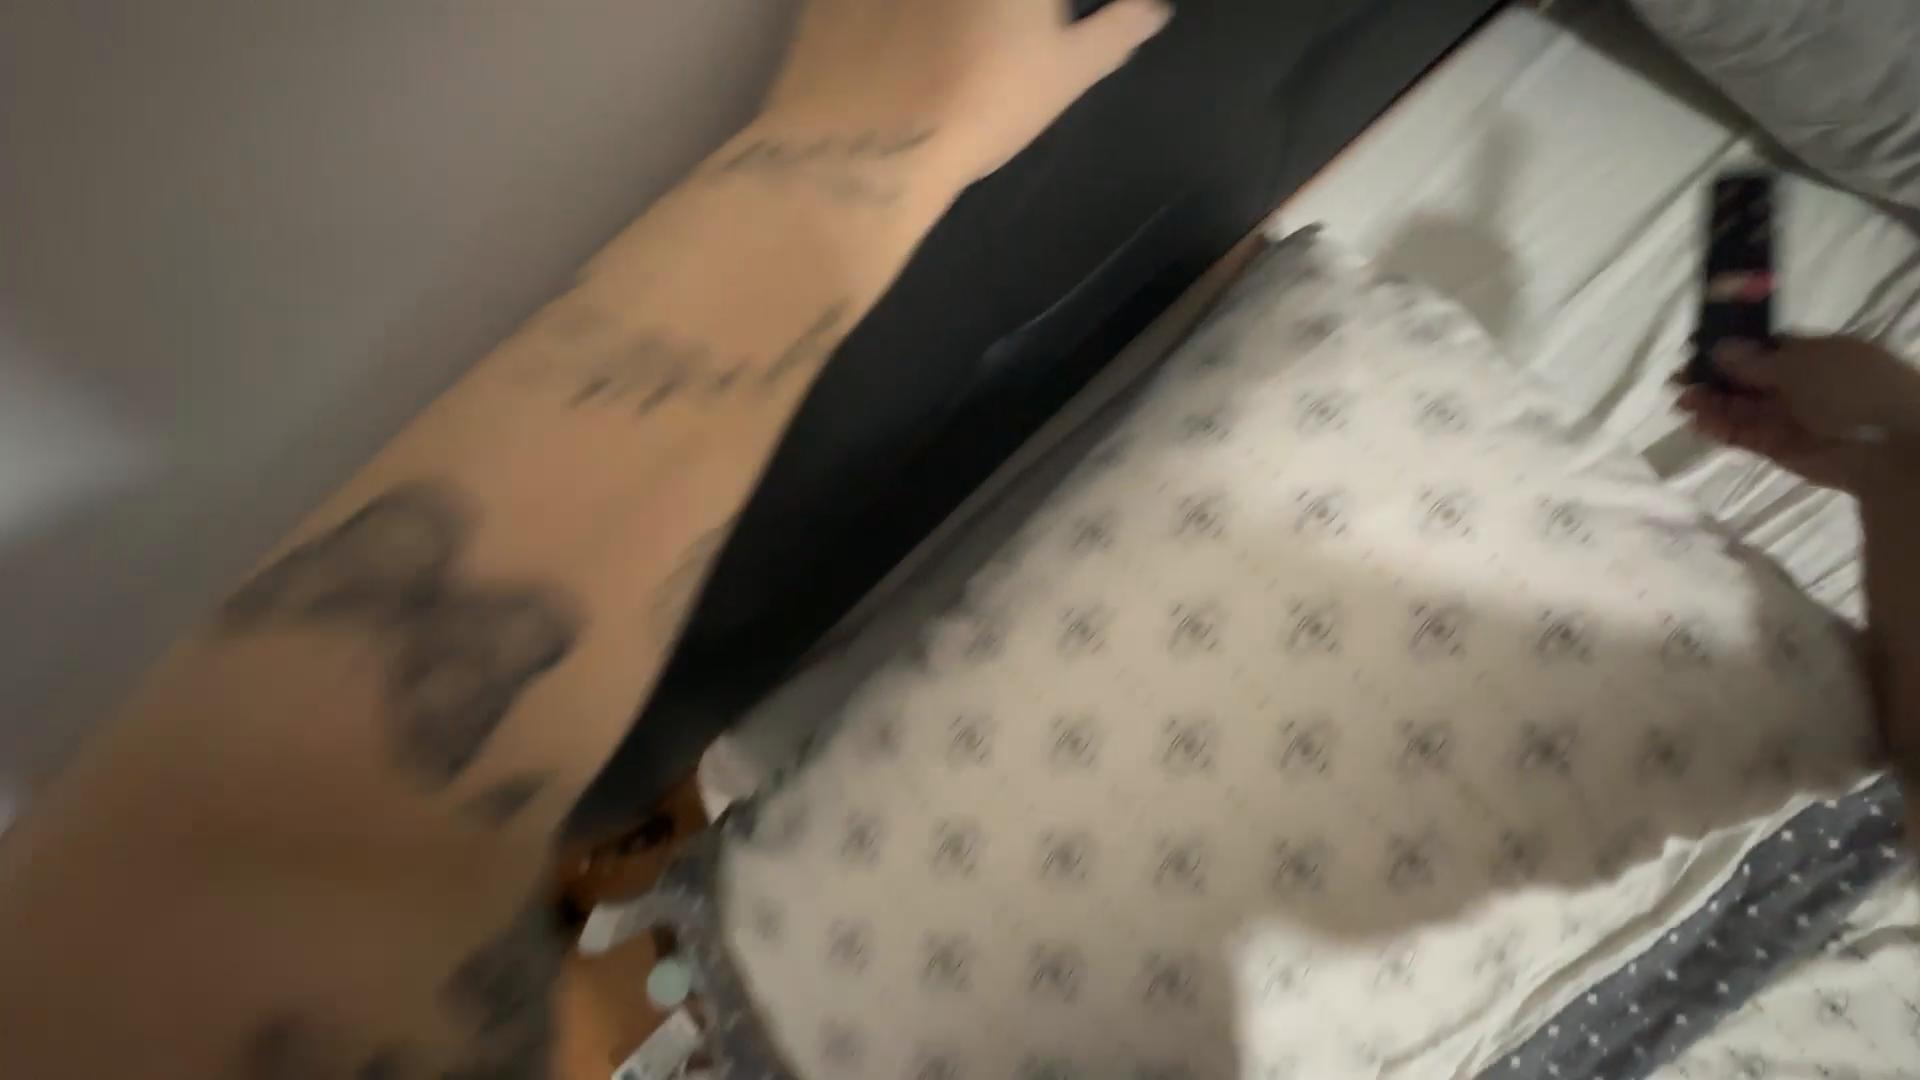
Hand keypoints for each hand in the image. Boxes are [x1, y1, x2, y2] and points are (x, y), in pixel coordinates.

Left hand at [758, 0, 1173, 189]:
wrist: (871, 147)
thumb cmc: (981, 110)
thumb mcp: (1064, 77)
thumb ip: (1113, 34)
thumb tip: (1152, 11)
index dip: (1041, 15)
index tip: (1042, 29)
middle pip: (998, 0)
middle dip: (1005, 18)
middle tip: (1001, 41)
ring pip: (930, 2)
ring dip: (946, 21)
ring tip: (954, 49)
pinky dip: (894, 15)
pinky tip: (902, 38)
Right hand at [1675, 335, 1919, 494]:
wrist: (1889, 448)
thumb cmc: (1856, 392)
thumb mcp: (1807, 365)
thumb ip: (1757, 359)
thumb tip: (1719, 348)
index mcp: (1819, 357)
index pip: (1766, 349)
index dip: (1731, 351)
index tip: (1698, 354)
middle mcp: (1802, 384)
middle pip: (1745, 380)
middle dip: (1711, 380)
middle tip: (1679, 382)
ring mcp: (1788, 416)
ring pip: (1738, 408)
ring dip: (1709, 405)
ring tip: (1684, 404)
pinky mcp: (1775, 444)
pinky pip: (1740, 434)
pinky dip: (1718, 428)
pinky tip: (1700, 424)